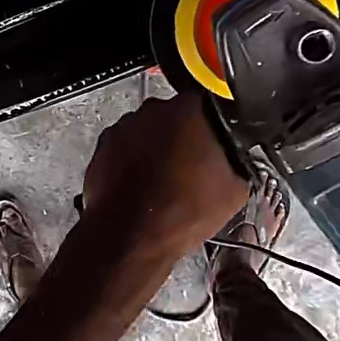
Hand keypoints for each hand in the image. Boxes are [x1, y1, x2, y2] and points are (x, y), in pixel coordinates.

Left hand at [79, 93, 247, 263]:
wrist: (129, 234)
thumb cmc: (181, 210)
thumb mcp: (234, 190)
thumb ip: (236, 160)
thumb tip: (234, 158)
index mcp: (189, 110)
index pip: (209, 106)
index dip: (214, 129)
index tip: (216, 146)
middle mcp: (153, 109)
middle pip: (175, 117)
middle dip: (183, 137)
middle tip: (193, 167)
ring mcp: (124, 125)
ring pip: (148, 131)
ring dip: (156, 148)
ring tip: (166, 181)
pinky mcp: (103, 143)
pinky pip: (125, 145)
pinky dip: (133, 159)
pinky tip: (142, 184)